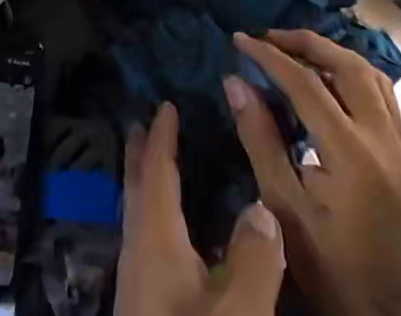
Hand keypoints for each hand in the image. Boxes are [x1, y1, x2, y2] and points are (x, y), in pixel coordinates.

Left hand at [116, 103, 287, 315]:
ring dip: (147, 183)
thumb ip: (252, 261)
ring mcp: (138, 280)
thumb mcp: (235, 313)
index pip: (156, 173)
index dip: (161, 138)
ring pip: (139, 214)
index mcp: (154, 240)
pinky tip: (174, 234)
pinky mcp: (145, 303)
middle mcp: (139, 251)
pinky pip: (147, 238)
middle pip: (138, 187)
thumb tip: (262, 209)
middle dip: (142, 153)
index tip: (165, 105)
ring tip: (159, 165)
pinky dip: (157, 215)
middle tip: (144, 122)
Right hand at [225, 30, 400, 315]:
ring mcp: (399, 149)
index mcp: (351, 152)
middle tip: (268, 37)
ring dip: (334, 56)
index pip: (305, 83)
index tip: (238, 39)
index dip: (268, 56)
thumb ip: (259, 137)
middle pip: (349, 68)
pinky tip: (328, 84)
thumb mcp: (281, 204)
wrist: (385, 314)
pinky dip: (353, 77)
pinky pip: (383, 99)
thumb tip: (235, 81)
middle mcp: (383, 140)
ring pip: (374, 79)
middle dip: (307, 43)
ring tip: (296, 51)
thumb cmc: (327, 264)